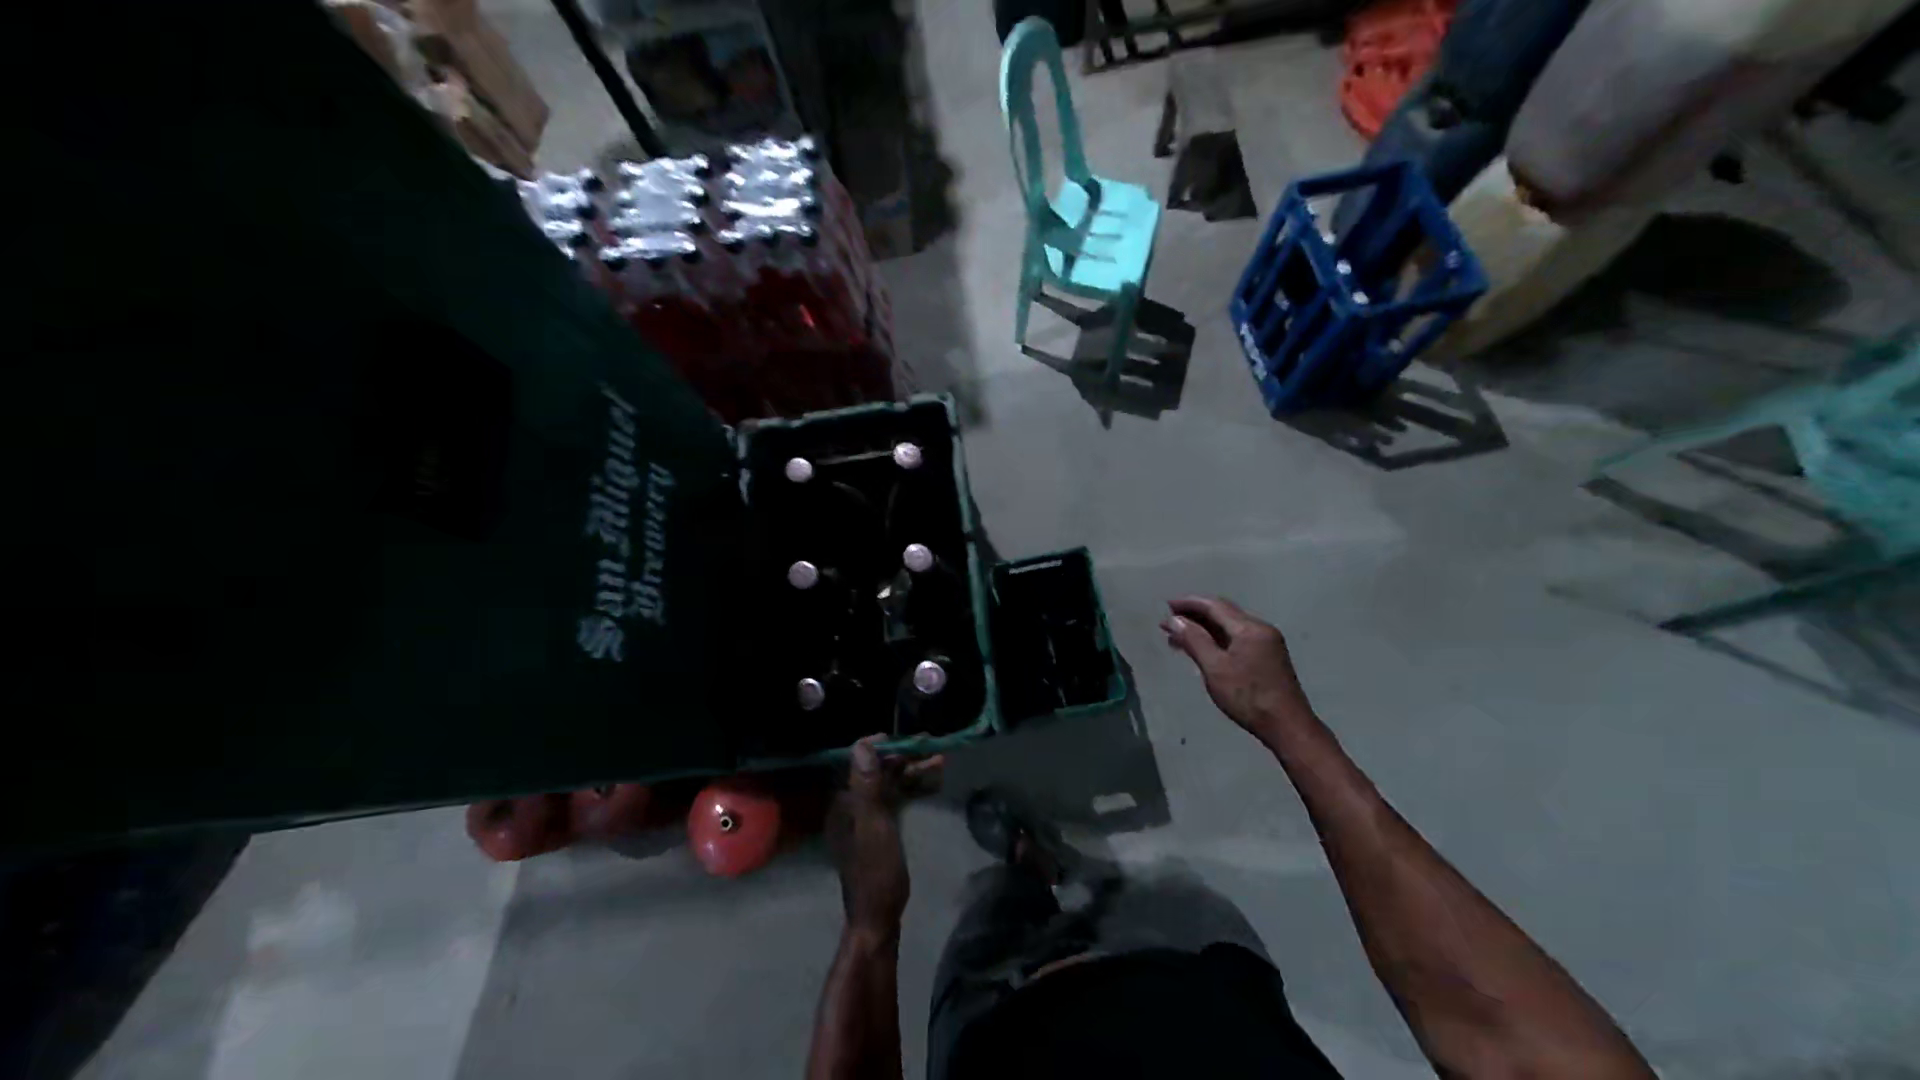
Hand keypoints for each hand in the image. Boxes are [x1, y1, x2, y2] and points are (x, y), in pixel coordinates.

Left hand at [827, 735, 942, 936]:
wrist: (878, 919)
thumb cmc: (875, 873)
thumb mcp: (873, 827)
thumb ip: (866, 787)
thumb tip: (861, 745)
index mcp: (843, 803)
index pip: (858, 762)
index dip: (881, 747)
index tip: (906, 740)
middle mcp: (850, 806)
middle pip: (876, 771)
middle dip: (903, 757)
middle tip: (930, 746)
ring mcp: (865, 818)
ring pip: (889, 784)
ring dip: (912, 771)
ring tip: (940, 760)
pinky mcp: (880, 828)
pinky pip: (895, 799)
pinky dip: (912, 789)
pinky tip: (933, 781)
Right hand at [1161, 595, 1314, 739]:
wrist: (1287, 726)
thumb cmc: (1247, 697)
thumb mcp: (1215, 668)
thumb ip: (1194, 640)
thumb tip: (1174, 619)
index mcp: (1249, 628)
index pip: (1214, 606)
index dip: (1188, 603)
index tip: (1166, 606)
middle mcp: (1260, 629)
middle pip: (1223, 613)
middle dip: (1195, 615)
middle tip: (1169, 623)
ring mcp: (1266, 643)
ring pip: (1229, 627)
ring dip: (1204, 629)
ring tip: (1179, 639)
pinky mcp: (1267, 657)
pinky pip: (1237, 639)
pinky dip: (1216, 640)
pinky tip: (1202, 650)